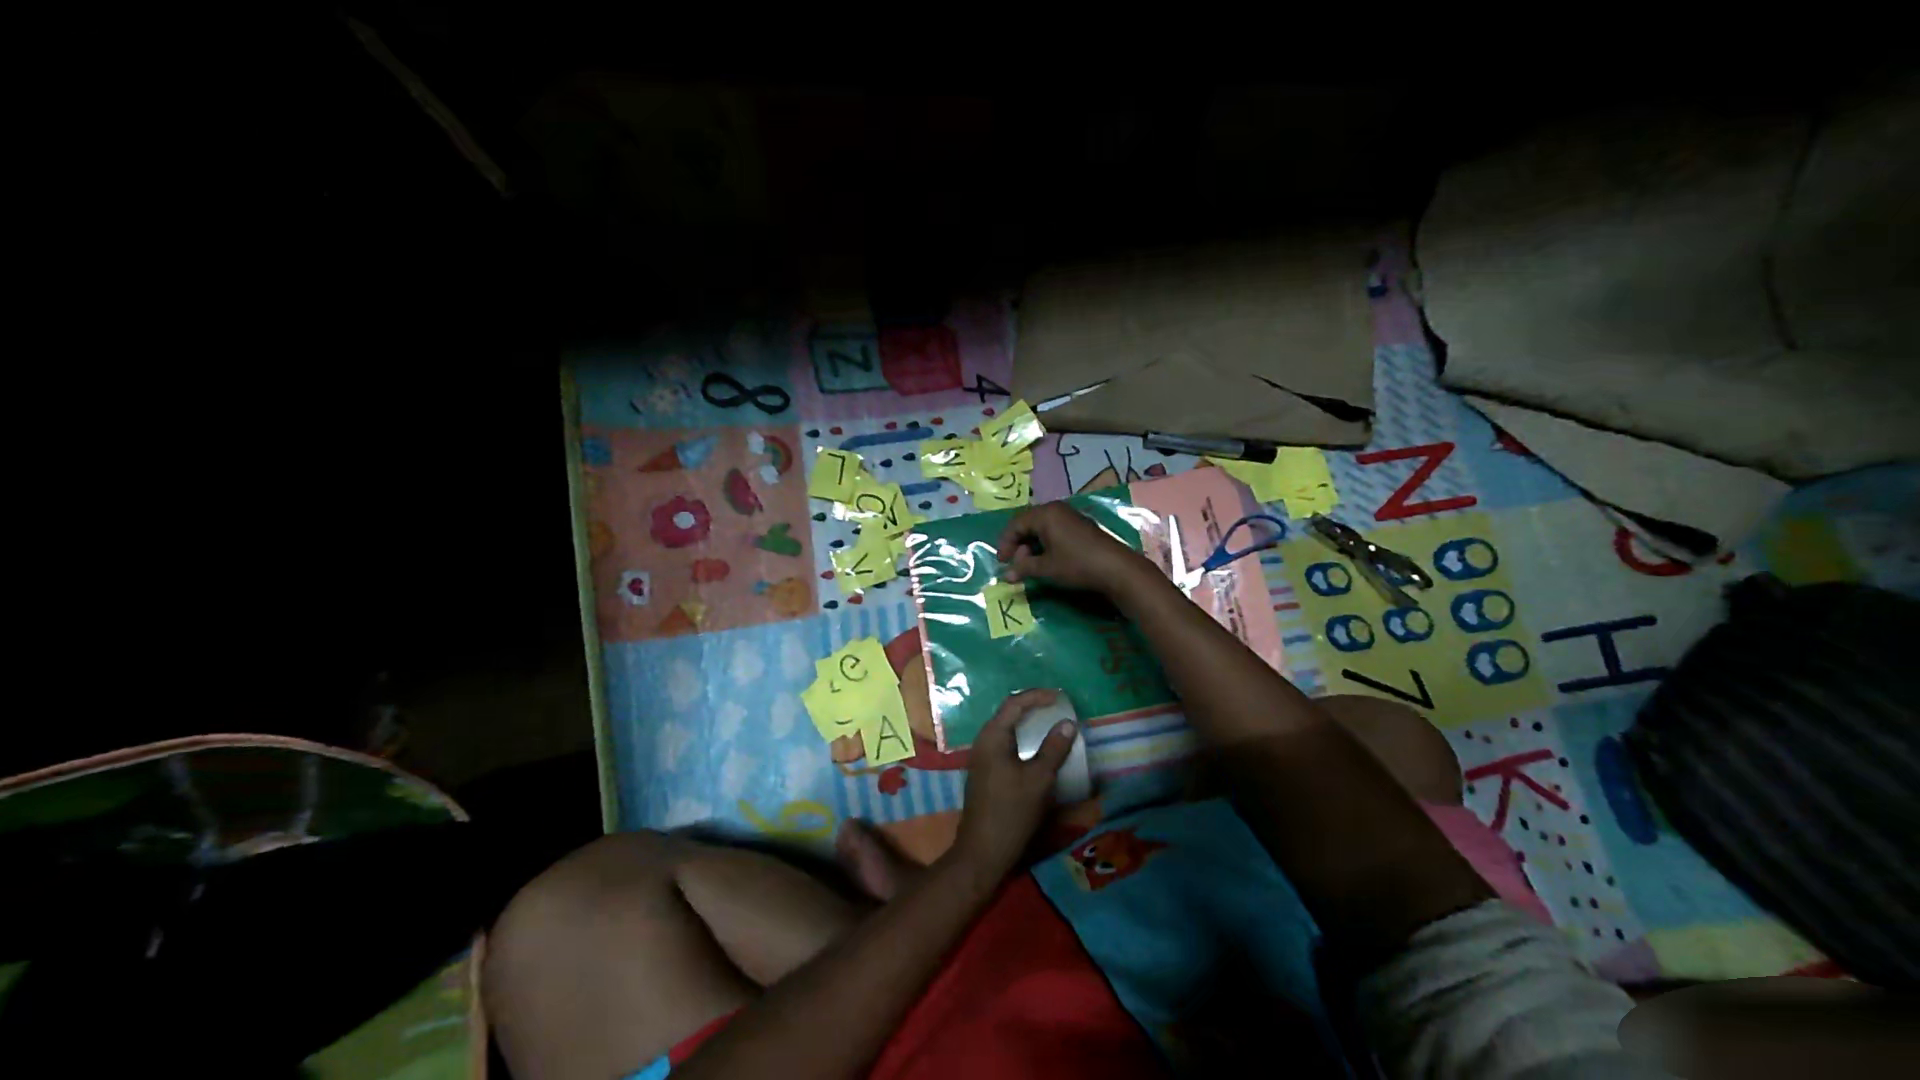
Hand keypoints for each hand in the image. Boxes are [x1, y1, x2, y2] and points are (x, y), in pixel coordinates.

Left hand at [952, 689, 1076, 877]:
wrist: (982, 850)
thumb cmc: (1012, 811)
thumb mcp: (1039, 779)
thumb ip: (1053, 748)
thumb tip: (1067, 723)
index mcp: (992, 737)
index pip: (1014, 703)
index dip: (1037, 696)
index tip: (1060, 696)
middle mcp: (983, 741)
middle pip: (1007, 713)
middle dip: (1032, 706)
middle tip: (1056, 705)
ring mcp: (981, 758)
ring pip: (1005, 729)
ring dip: (1026, 723)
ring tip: (1049, 722)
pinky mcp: (985, 772)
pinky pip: (1004, 744)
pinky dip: (1021, 738)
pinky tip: (1036, 748)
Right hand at [995, 502, 1158, 596]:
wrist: (1116, 568)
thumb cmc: (1077, 564)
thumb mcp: (1046, 568)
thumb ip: (1023, 568)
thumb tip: (1006, 575)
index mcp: (1045, 514)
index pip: (1015, 524)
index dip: (1005, 543)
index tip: (1003, 562)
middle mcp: (1056, 509)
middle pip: (1027, 522)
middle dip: (1018, 543)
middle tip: (1016, 563)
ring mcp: (1070, 516)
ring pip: (1041, 526)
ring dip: (1031, 544)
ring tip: (1030, 563)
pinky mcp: (1079, 525)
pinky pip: (1054, 529)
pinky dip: (1045, 542)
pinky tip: (1047, 558)